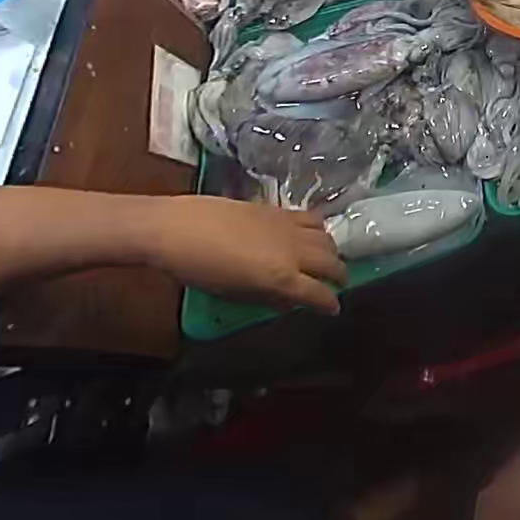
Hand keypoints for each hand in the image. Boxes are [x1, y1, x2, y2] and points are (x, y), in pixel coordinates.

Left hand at [141, 195, 343, 314]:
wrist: (180, 227)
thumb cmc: (197, 269)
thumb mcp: (230, 293)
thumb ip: (264, 297)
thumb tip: (288, 301)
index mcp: (280, 278)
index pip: (317, 293)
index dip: (329, 303)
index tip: (335, 308)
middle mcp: (294, 252)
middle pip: (331, 262)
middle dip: (340, 274)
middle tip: (340, 282)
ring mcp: (291, 228)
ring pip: (327, 239)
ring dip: (332, 252)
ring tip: (328, 259)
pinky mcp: (283, 211)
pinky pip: (314, 219)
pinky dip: (320, 229)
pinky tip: (314, 234)